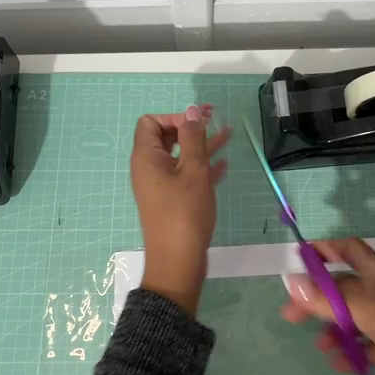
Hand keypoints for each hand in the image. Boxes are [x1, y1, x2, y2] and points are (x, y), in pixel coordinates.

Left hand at [130, 105, 230, 314]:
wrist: (178, 263)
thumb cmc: (184, 213)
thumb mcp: (194, 171)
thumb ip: (193, 138)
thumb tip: (191, 110)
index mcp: (146, 158)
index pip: (150, 122)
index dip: (174, 118)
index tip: (198, 124)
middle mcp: (149, 168)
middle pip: (166, 137)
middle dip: (191, 128)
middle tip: (216, 121)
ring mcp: (159, 186)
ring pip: (180, 157)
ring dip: (201, 145)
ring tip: (228, 135)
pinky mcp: (171, 200)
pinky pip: (185, 175)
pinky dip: (202, 167)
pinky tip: (224, 164)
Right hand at [281, 237, 374, 374]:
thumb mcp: (373, 312)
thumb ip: (331, 300)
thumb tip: (291, 281)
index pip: (349, 249)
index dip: (324, 250)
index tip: (297, 261)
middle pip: (344, 287)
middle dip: (318, 297)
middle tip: (291, 317)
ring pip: (353, 319)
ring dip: (333, 328)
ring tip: (320, 347)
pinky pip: (366, 347)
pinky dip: (351, 353)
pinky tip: (340, 365)